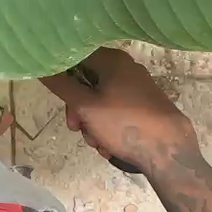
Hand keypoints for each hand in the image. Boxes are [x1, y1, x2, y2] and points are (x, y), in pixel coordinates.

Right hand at [41, 47, 196, 168]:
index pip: (76, 56)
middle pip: (89, 81)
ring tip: (97, 143)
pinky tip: (110, 145)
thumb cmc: (125, 125)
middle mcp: (127, 68)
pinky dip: (109, 126)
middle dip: (79, 108)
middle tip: (77, 128)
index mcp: (113, 61)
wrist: (171, 155)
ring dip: (93, 122)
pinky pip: (118, 110)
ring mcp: (140, 88)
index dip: (63, 77)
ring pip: (102, 99)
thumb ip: (61, 85)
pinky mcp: (148, 106)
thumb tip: (41, 65)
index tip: (61, 99)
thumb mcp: (85, 106)